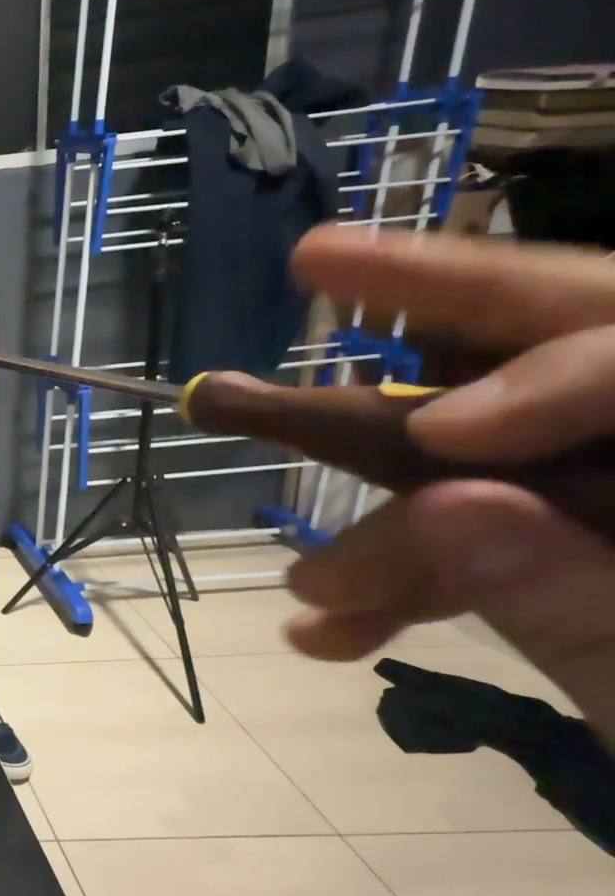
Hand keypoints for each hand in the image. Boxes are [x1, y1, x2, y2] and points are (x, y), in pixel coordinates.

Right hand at [283, 225, 614, 738]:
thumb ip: (583, 607)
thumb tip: (449, 511)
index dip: (560, 376)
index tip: (431, 434)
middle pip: (574, 353)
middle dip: (446, 318)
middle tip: (317, 264)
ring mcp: (612, 504)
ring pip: (494, 460)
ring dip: (383, 520)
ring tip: (311, 593)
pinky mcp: (576, 551)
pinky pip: (474, 535)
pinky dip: (398, 580)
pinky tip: (337, 631)